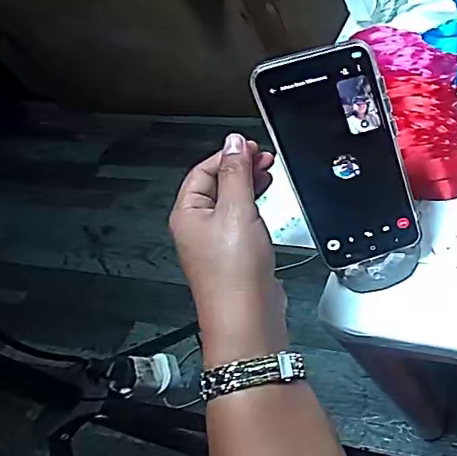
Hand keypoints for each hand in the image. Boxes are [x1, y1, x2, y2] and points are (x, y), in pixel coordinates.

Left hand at [170, 133, 285, 359]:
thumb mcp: (237, 210)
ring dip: (249, 185)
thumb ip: (237, 174)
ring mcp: (217, 240)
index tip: (252, 146)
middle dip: (241, 168)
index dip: (228, 155)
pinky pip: (243, 219)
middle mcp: (198, 226)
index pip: (204, 171)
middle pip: (216, 185)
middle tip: (265, 157)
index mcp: (187, 213)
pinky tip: (269, 204)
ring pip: (231, 201)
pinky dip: (256, 205)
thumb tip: (234, 144)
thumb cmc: (234, 271)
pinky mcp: (236, 252)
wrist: (247, 312)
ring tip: (269, 175)